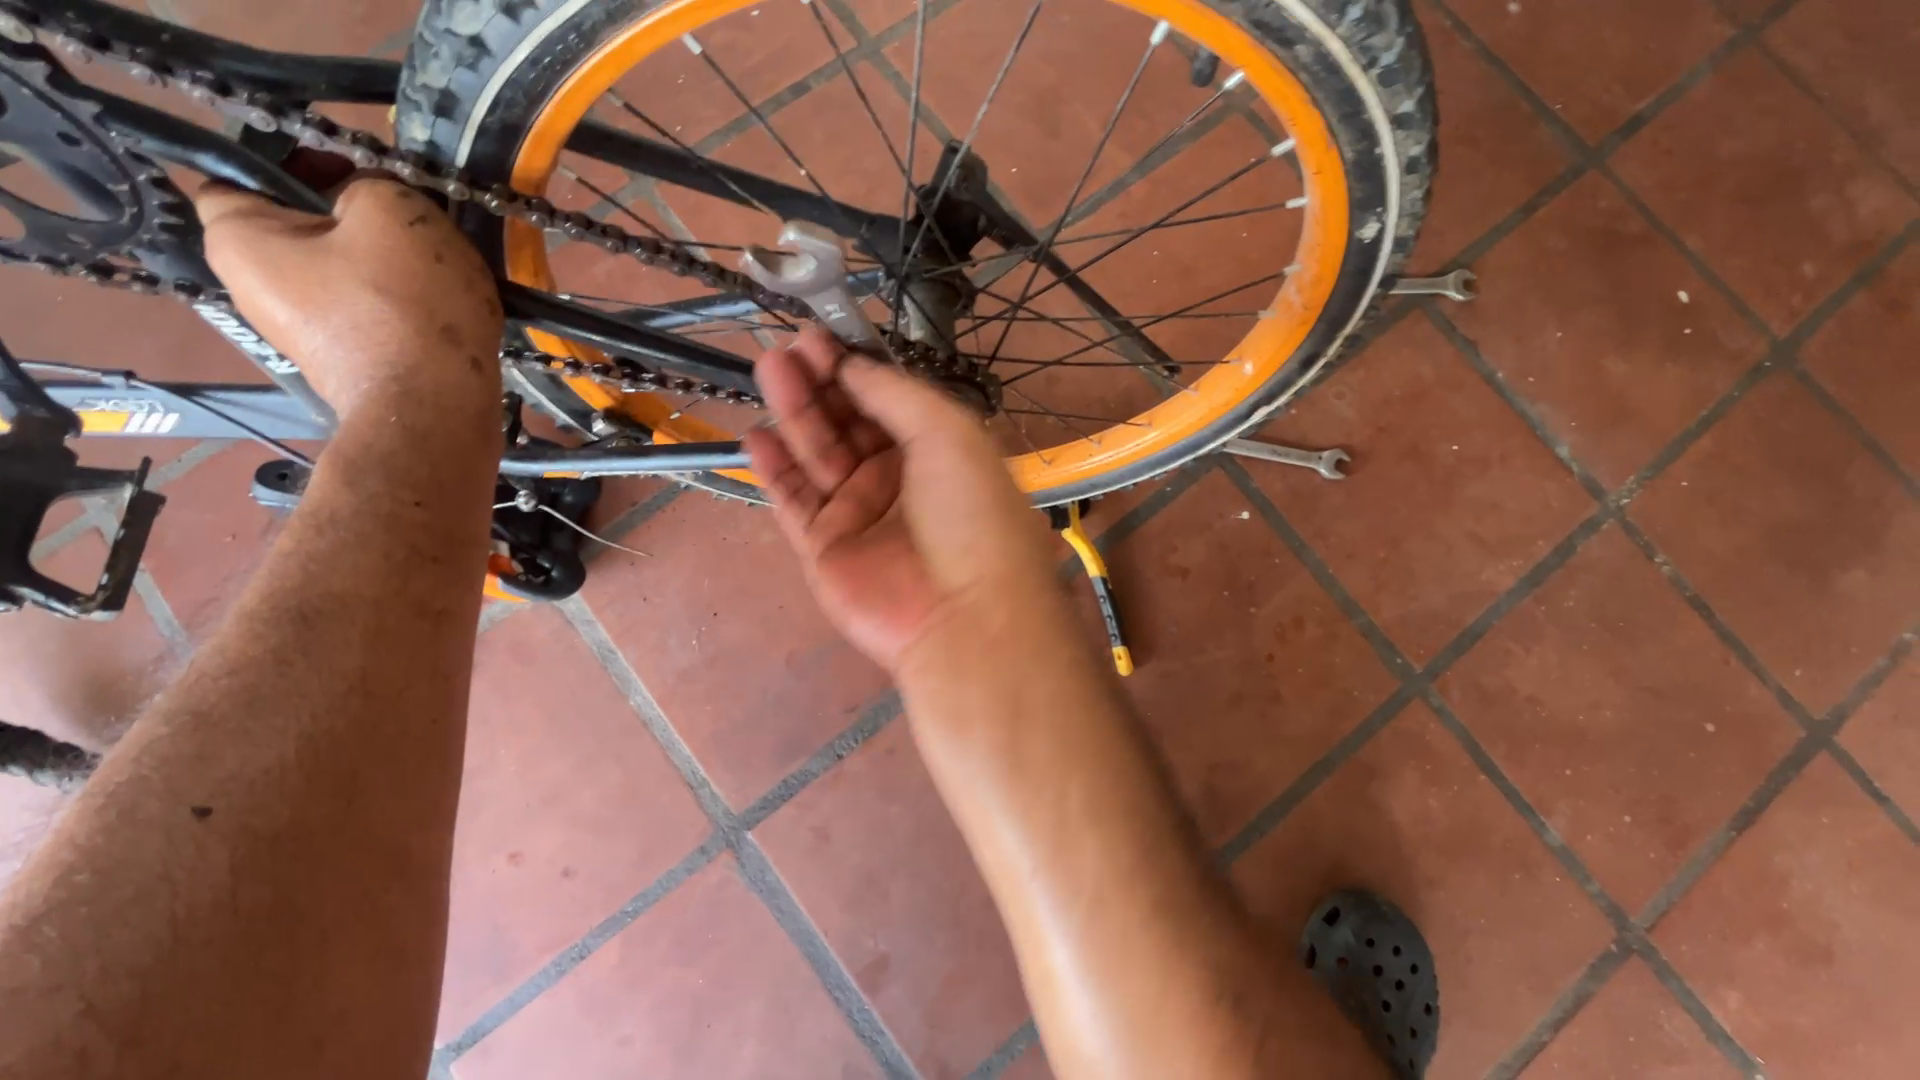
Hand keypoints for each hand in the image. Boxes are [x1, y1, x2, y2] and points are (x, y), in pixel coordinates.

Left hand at [192, 177, 503, 418]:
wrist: (434, 409)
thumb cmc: (402, 303)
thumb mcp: (393, 210)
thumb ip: (370, 184)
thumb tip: (369, 204)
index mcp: (238, 238)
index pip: (243, 173)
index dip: (297, 159)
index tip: (359, 168)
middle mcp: (255, 286)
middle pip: (305, 225)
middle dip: (356, 215)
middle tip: (413, 215)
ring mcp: (305, 331)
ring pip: (347, 270)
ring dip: (390, 260)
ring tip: (440, 262)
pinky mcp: (350, 361)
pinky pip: (374, 310)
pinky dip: (407, 301)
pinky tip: (445, 303)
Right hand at [743, 329, 1061, 672]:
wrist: (964, 614)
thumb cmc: (970, 512)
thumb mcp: (948, 433)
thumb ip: (894, 394)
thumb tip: (854, 364)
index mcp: (937, 451)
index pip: (886, 401)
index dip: (855, 368)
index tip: (822, 336)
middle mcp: (898, 479)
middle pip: (847, 422)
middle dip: (819, 383)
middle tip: (788, 347)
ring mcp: (860, 515)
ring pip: (817, 455)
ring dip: (794, 412)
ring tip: (769, 368)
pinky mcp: (826, 549)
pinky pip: (794, 502)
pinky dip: (775, 469)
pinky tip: (757, 434)